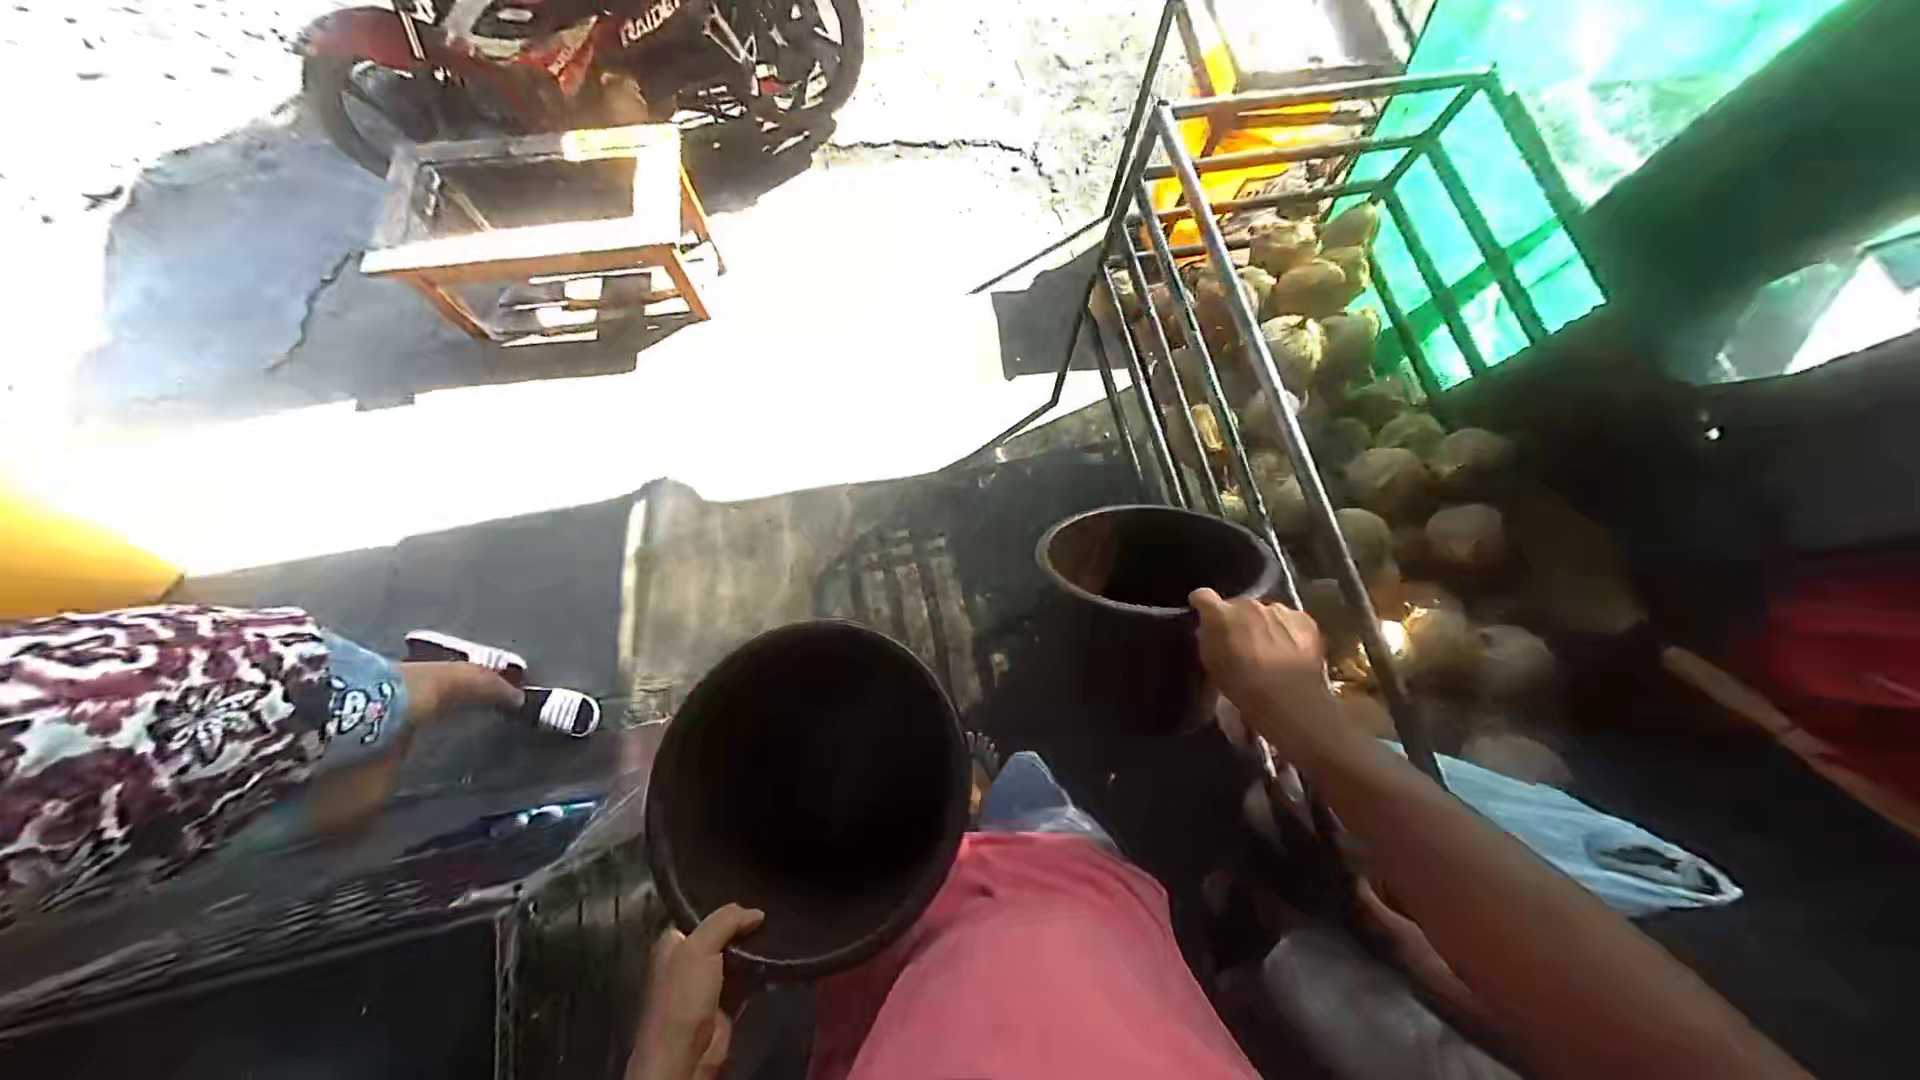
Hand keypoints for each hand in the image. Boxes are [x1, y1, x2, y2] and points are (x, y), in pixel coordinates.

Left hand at [630, 904, 764, 1079]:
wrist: (684, 1057)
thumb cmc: (683, 997)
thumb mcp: (700, 948)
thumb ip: (726, 921)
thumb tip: (758, 913)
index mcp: (673, 941)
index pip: (697, 909)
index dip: (720, 898)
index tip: (749, 886)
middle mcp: (689, 957)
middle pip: (721, 929)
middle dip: (743, 919)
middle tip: (770, 903)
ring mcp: (708, 980)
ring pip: (736, 951)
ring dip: (754, 942)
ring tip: (779, 922)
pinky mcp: (726, 1000)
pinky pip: (747, 975)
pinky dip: (760, 966)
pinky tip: (778, 951)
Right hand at [1190, 588, 1337, 755]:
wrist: (1288, 697)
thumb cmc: (1241, 684)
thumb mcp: (1211, 663)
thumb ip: (1208, 638)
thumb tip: (1210, 629)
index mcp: (1220, 614)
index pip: (1202, 596)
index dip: (1201, 603)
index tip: (1202, 612)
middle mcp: (1249, 604)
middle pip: (1238, 605)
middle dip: (1238, 619)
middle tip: (1241, 642)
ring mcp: (1279, 610)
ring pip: (1266, 612)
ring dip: (1264, 625)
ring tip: (1270, 650)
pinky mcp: (1304, 620)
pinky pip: (1289, 621)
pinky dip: (1287, 631)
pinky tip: (1290, 652)